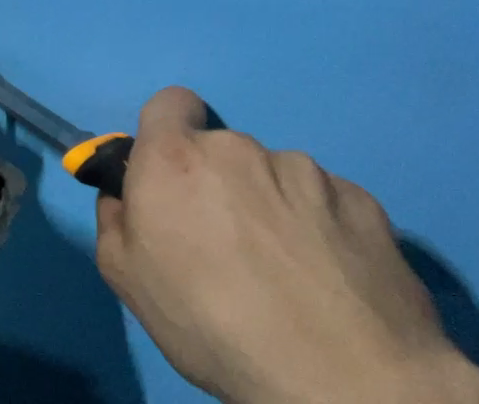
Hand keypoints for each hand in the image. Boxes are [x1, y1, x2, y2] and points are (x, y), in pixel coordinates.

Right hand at [95, 88, 478, 403]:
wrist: (345, 379)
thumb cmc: (213, 323)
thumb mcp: (126, 277)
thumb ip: (114, 217)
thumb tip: (126, 197)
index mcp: (174, 157)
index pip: (169, 103)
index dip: (167, 132)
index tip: (172, 174)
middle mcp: (238, 148)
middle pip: (222, 150)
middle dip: (220, 183)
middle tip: (228, 245)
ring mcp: (307, 172)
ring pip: (277, 176)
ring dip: (272, 205)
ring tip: (288, 270)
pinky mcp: (364, 202)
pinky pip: (327, 202)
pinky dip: (322, 227)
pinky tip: (329, 278)